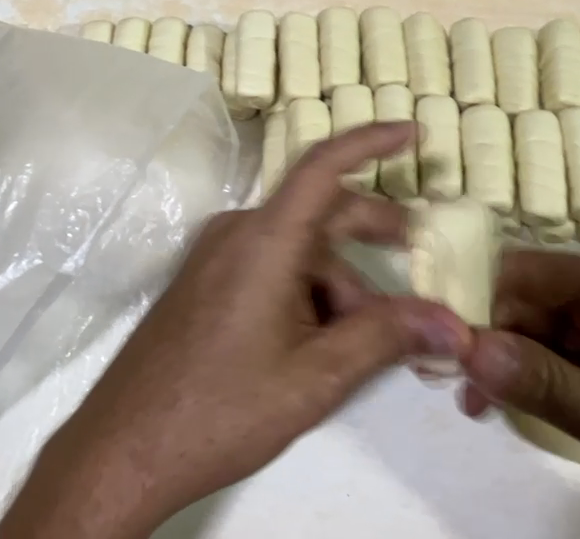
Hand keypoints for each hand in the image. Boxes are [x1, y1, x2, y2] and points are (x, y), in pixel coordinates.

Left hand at [0, 123, 472, 538]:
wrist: (126, 447)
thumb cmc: (221, 410)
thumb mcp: (315, 377)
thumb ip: (384, 339)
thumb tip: (453, 323)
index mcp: (264, 239)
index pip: (323, 167)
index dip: (371, 142)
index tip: (415, 132)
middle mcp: (238, 233)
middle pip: (319, 212)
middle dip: (373, 232)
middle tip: (419, 255)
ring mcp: (217, 256)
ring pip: (298, 250)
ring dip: (340, 283)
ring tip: (369, 343)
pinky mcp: (206, 282)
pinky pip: (270, 267)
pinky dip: (308, 292)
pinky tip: (324, 343)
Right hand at [460, 250, 579, 538]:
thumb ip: (546, 385)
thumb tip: (466, 347)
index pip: (529, 270)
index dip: (479, 296)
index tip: (438, 337)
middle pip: (528, 299)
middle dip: (487, 336)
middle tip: (450, 383)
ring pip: (535, 329)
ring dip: (502, 361)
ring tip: (474, 406)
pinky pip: (554, 355)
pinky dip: (526, 378)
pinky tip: (504, 407)